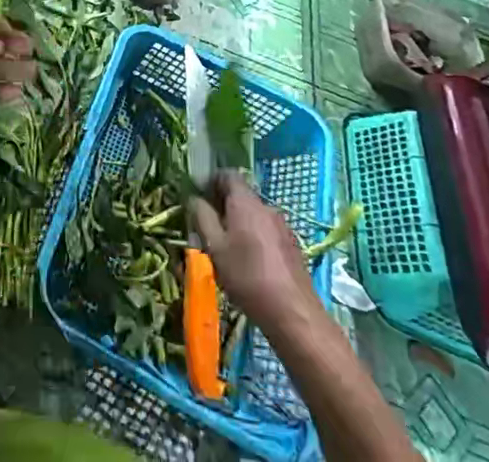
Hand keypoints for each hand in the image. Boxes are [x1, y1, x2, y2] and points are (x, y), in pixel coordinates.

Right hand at [187, 171, 317, 329]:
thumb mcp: (214, 245)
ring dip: (235, 221)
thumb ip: (201, 215)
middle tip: (204, 223)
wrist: (293, 313)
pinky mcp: (291, 246)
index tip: (196, 196)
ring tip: (222, 245)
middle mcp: (267, 209)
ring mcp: (283, 228)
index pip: (228, 175)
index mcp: (246, 203)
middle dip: (220, 204)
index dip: (209, 180)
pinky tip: (245, 259)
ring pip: (252, 215)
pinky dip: (251, 235)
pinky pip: (264, 230)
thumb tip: (195, 198)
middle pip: (240, 195)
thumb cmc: (246, 275)